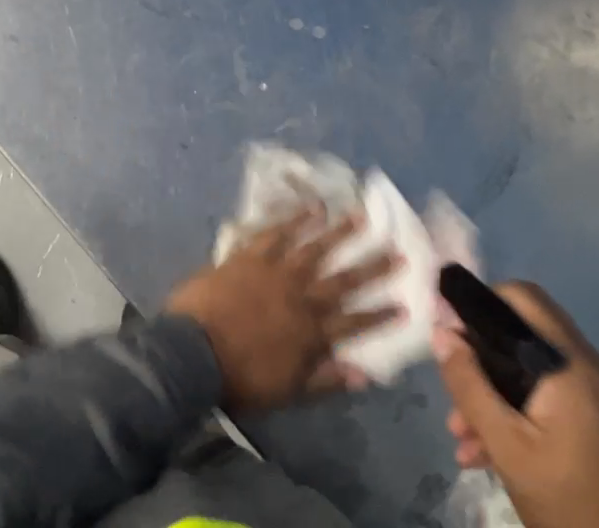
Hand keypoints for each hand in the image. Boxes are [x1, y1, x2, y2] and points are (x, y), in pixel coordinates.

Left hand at [165, 210, 398, 414]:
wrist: (192, 352)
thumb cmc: (239, 377)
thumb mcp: (287, 390)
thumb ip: (326, 380)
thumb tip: (364, 374)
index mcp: (311, 332)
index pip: (354, 321)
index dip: (380, 313)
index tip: (405, 303)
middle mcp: (300, 296)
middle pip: (343, 279)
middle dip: (372, 265)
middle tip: (397, 249)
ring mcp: (275, 271)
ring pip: (315, 248)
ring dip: (339, 232)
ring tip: (361, 216)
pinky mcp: (250, 255)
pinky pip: (276, 231)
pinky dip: (295, 218)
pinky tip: (312, 208)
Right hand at [435, 281, 598, 527]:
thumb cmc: (567, 498)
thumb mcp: (506, 444)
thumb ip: (470, 384)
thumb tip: (441, 332)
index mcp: (568, 363)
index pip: (522, 297)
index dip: (480, 303)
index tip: (449, 332)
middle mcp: (587, 367)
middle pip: (522, 334)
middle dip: (480, 357)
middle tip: (453, 391)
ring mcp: (597, 396)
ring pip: (531, 370)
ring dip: (493, 391)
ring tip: (462, 435)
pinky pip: (548, 396)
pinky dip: (517, 410)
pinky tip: (486, 452)